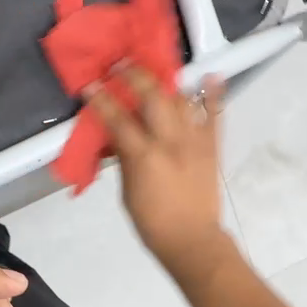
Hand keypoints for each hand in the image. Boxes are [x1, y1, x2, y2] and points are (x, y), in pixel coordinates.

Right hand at [86, 68, 236, 279]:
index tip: (90, 86)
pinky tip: (209, 76)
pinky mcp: (212, 146)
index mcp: (144, 157)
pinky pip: (215, 114)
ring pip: (181, 99)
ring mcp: (194, 140)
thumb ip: (125, 161)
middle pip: (152, 96)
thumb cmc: (152, 224)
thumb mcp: (128, 193)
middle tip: (121, 66)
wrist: (192, 240)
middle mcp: (170, 141)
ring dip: (167, 82)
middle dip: (134, 76)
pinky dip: (214, 93)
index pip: (117, 120)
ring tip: (156, 73)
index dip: (101, 101)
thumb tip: (119, 138)